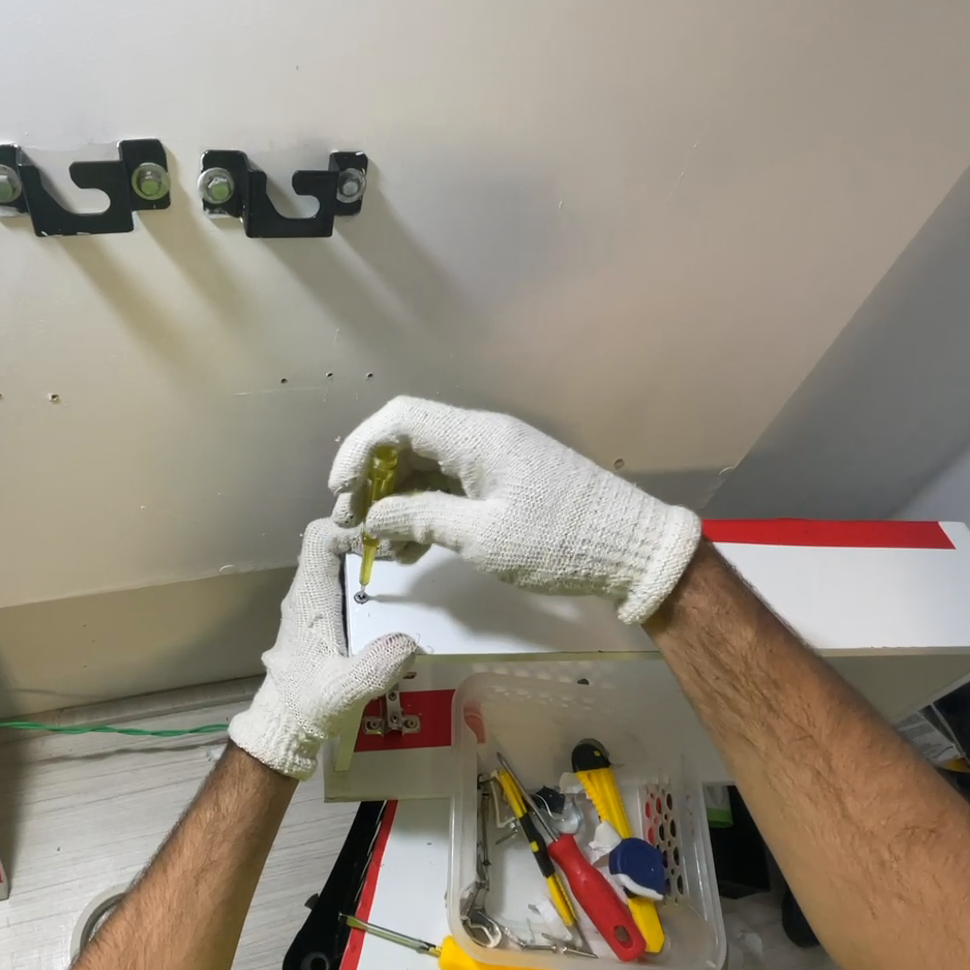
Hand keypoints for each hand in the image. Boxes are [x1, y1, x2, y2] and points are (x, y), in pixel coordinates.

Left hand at [228, 519, 418, 777]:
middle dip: (367, 538)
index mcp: (308, 598)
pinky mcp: (322, 616)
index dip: (350, 529)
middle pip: (333, 542)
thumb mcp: (345, 690)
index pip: (320, 537)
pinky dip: (368, 577)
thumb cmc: (309, 704)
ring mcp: (313, 603)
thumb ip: (376, 666)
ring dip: (369, 557)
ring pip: (339, 561)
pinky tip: (394, 597)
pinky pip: (344, 581)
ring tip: (406, 569)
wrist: (287, 726)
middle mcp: (308, 593)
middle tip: (405, 552)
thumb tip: (410, 642)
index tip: (383, 544)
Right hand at [329, 396, 701, 625]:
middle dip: (372, 481)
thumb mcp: (482, 537)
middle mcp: (481, 437)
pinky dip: (425, 510)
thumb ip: (419, 519)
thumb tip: (372, 517)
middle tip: (352, 524)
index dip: (359, 449)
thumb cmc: (557, 541)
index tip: (339, 490)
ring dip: (396, 501)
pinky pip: (450, 485)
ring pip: (426, 467)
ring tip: (379, 545)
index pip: (399, 419)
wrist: (630, 550)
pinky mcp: (504, 480)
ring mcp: (494, 458)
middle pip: (408, 442)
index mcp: (475, 437)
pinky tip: (410, 546)